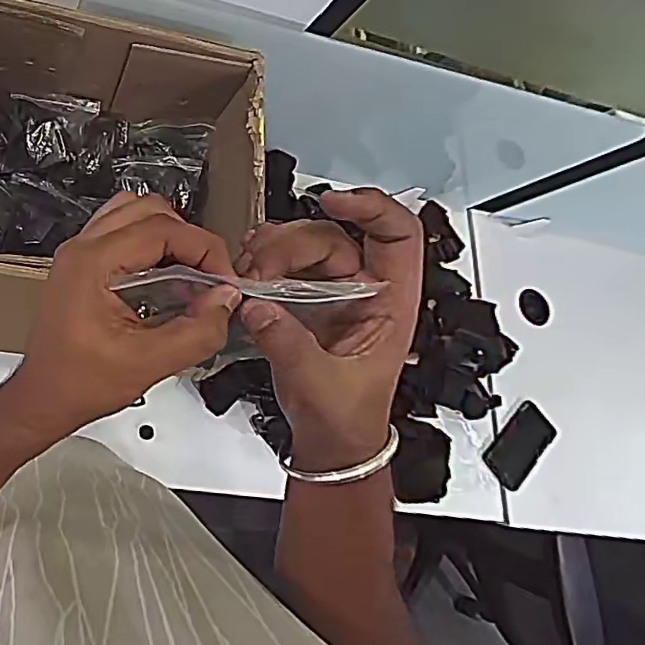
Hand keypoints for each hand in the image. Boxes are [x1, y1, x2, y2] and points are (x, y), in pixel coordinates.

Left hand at [6, 192, 240, 436]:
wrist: (45, 397)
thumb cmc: (78, 382)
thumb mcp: (149, 364)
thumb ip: (196, 332)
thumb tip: (225, 300)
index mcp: (91, 263)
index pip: (163, 228)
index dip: (204, 249)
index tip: (223, 280)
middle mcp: (82, 249)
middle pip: (151, 210)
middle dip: (190, 239)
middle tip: (209, 276)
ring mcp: (81, 253)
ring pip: (136, 213)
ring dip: (171, 236)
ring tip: (189, 273)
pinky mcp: (85, 264)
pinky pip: (124, 232)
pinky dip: (153, 244)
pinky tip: (166, 278)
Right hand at [235, 189, 422, 470]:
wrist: (329, 443)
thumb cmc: (346, 420)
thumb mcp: (321, 385)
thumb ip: (288, 344)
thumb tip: (259, 307)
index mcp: (390, 304)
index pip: (397, 236)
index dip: (372, 208)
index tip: (336, 201)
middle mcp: (362, 291)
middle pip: (333, 237)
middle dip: (291, 246)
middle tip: (259, 271)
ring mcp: (331, 293)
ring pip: (303, 247)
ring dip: (270, 253)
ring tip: (248, 275)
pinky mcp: (303, 302)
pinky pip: (282, 266)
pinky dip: (260, 263)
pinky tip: (246, 270)